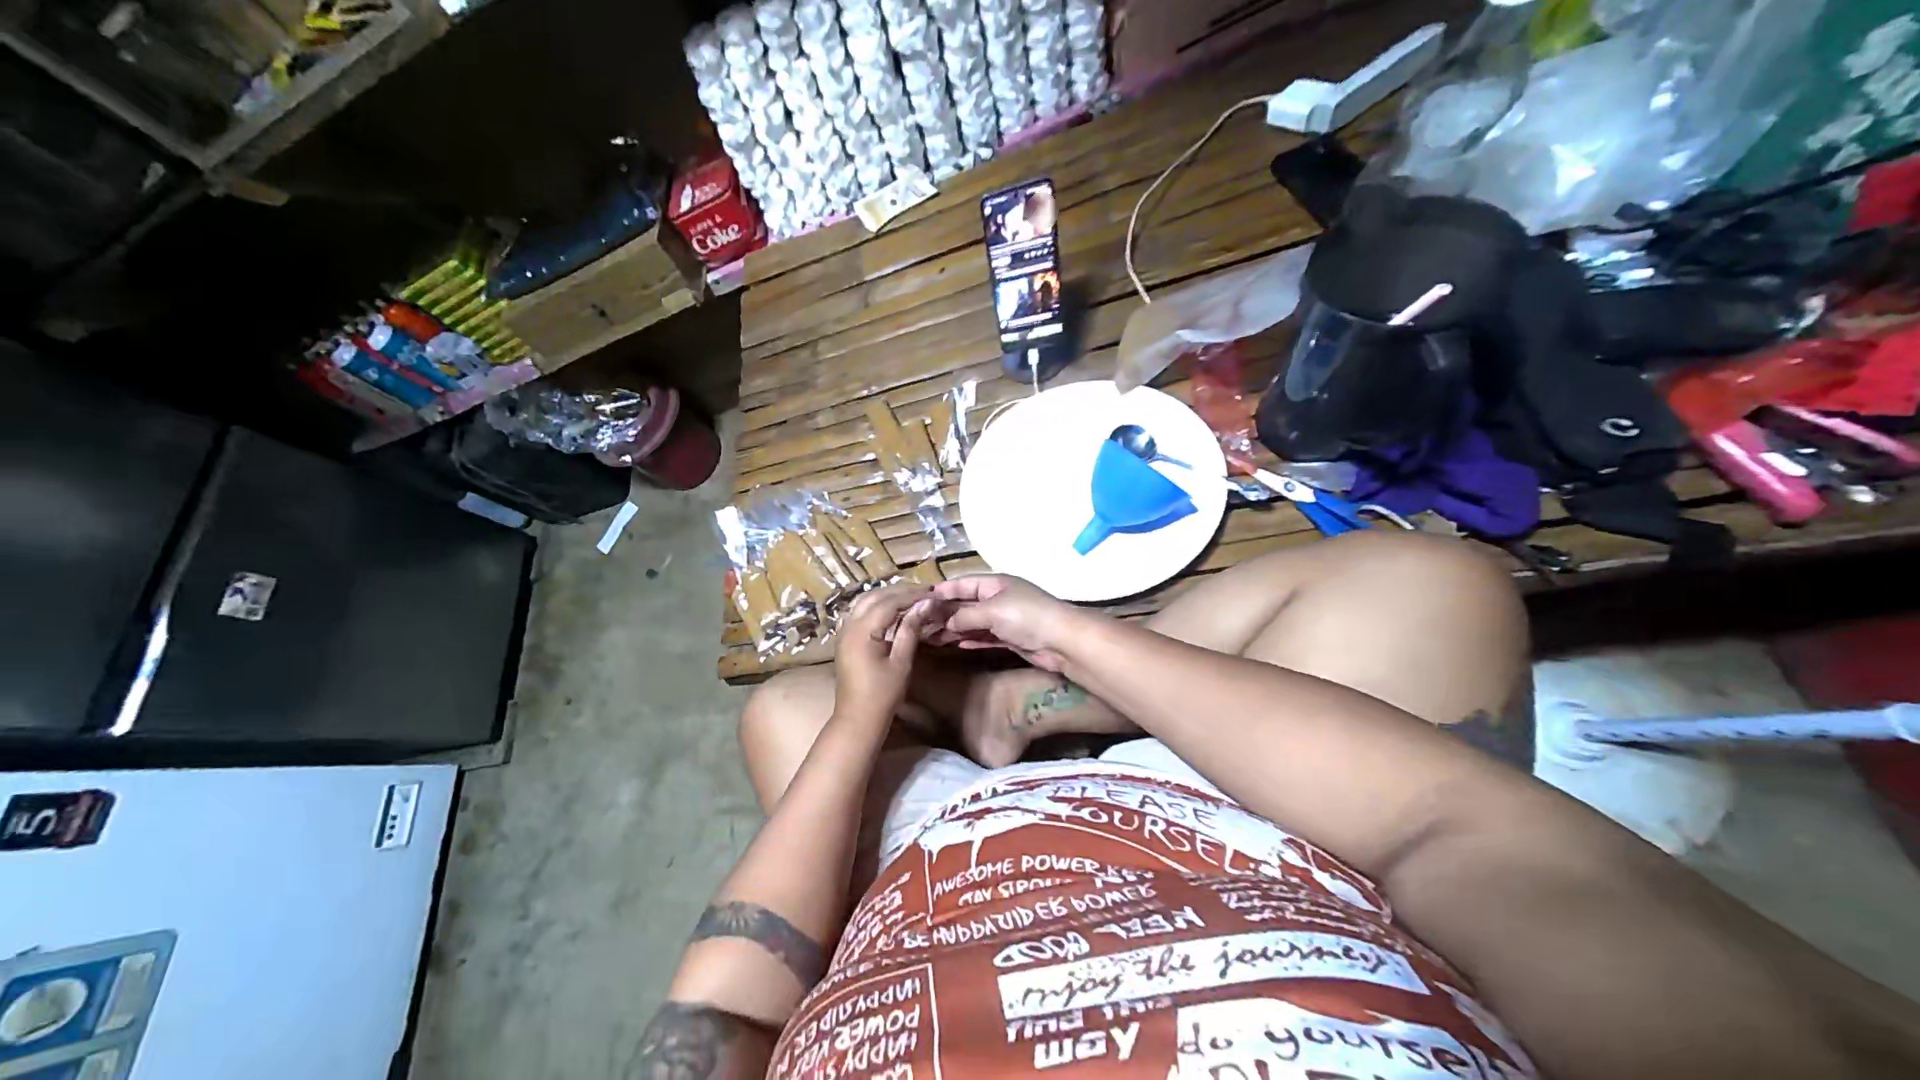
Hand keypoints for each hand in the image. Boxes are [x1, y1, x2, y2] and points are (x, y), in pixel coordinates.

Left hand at [833, 583, 935, 723]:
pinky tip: (890, 610)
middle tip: (923, 591)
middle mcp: (848, 625)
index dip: (911, 595)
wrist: (858, 718)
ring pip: (864, 602)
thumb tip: (926, 604)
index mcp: (861, 631)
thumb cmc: (882, 694)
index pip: (888, 602)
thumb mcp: (901, 661)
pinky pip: (859, 612)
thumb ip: (911, 629)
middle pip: (874, 597)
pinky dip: (875, 606)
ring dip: (886, 596)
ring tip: (910, 597)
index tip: (932, 593)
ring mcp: (843, 632)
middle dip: (899, 591)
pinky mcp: (844, 639)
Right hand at [928, 575, 1081, 671]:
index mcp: (995, 583)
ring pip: (973, 622)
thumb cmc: (1026, 617)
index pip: (962, 584)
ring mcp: (1005, 619)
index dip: (942, 591)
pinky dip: (969, 639)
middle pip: (965, 604)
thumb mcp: (992, 611)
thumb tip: (945, 622)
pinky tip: (955, 644)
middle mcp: (998, 598)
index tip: (920, 600)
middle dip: (944, 612)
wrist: (1061, 641)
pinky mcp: (1010, 639)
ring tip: (931, 637)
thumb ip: (965, 616)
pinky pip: (984, 637)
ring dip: (953, 629)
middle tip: (920, 623)